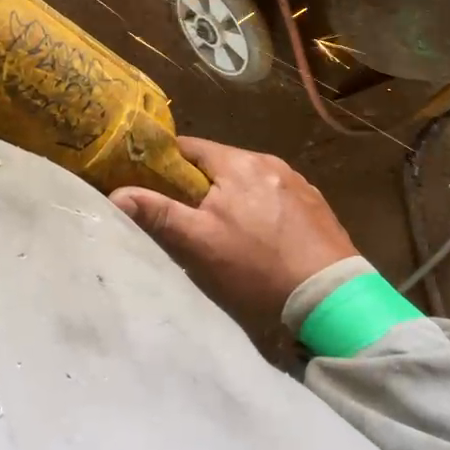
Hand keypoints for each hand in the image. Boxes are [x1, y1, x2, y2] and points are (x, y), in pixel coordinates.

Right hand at [110, 136, 357, 320]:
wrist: (335, 301)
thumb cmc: (258, 264)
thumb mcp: (199, 241)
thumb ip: (157, 212)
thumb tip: (115, 195)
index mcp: (238, 162)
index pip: (188, 147)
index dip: (165, 164)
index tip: (153, 185)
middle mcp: (270, 163)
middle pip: (218, 164)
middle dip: (199, 184)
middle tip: (186, 214)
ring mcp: (299, 185)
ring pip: (248, 181)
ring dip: (231, 197)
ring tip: (222, 228)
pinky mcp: (318, 208)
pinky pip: (275, 198)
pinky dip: (260, 209)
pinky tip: (259, 237)